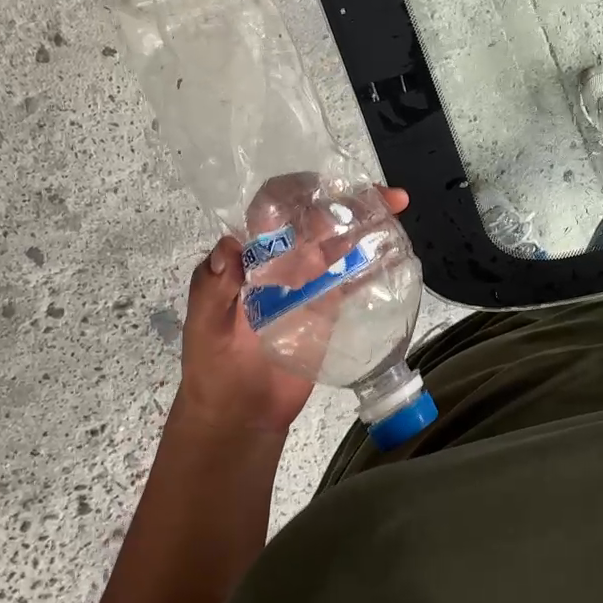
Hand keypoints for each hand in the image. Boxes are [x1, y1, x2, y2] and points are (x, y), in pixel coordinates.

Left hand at [177, 186, 410, 433]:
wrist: (241, 414)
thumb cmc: (215, 368)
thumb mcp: (205, 327)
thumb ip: (213, 288)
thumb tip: (229, 244)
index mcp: (250, 257)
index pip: (273, 209)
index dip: (298, 191)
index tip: (324, 187)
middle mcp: (282, 260)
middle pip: (317, 218)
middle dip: (347, 200)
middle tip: (381, 197)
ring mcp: (309, 281)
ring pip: (341, 240)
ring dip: (368, 221)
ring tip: (396, 208)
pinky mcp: (330, 304)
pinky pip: (354, 274)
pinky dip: (376, 259)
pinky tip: (398, 250)